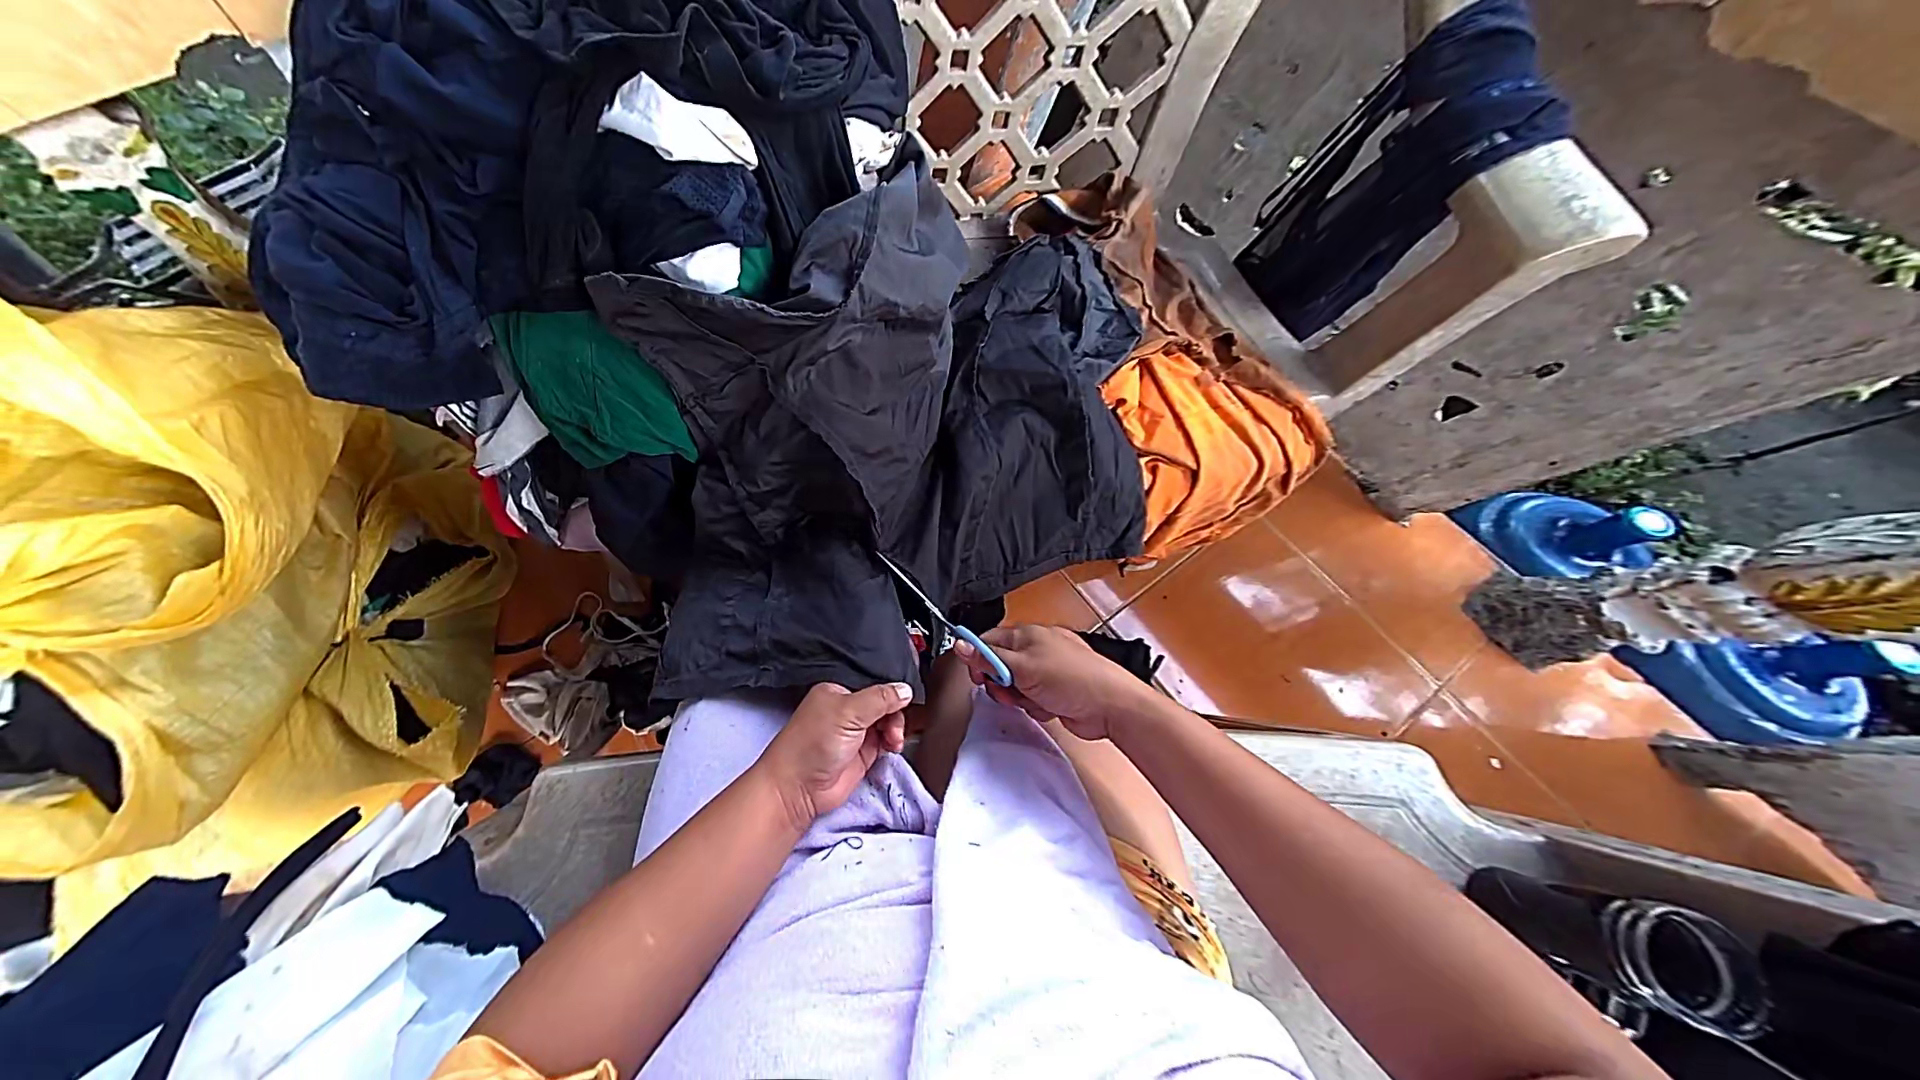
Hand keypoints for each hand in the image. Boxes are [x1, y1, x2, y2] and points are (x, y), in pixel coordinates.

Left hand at [755, 681, 910, 829]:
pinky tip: (893, 746)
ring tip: (893, 740)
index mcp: (838, 691)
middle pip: (884, 702)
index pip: (872, 681)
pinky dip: (894, 741)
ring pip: (888, 721)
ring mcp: (856, 731)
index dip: (890, 688)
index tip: (904, 697)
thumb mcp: (848, 712)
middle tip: (893, 726)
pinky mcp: (864, 752)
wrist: (799, 789)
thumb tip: (906, 690)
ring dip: (896, 727)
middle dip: (894, 712)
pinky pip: (887, 740)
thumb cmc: (814, 744)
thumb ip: (879, 698)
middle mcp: (847, 708)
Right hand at [953, 624, 1159, 740]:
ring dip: (1019, 698)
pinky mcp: (1054, 692)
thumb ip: (989, 659)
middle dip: (1001, 683)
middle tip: (1011, 690)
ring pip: (1014, 687)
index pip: (989, 640)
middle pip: (999, 666)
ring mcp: (1047, 671)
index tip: (976, 675)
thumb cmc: (1076, 678)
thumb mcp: (1022, 668)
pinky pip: (1030, 700)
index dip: (978, 659)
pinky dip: (1035, 706)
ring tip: (1034, 699)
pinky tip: (1048, 706)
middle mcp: (1037, 649)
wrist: (1111, 706)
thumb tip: (962, 645)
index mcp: (1028, 634)